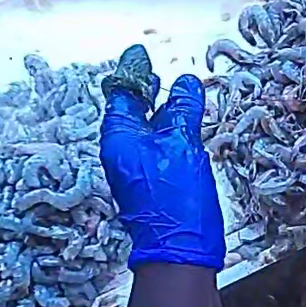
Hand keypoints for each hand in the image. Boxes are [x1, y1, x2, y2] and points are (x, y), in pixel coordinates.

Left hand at [100, 59, 225, 270]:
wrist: (180, 252)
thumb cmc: (174, 201)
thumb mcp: (181, 143)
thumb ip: (182, 109)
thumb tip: (185, 83)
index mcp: (119, 139)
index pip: (121, 95)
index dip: (132, 72)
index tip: (139, 54)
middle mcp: (124, 153)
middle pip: (130, 111)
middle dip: (142, 89)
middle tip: (152, 69)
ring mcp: (139, 169)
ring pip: (145, 129)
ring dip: (158, 109)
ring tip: (171, 91)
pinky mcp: (156, 182)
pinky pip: (157, 146)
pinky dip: (167, 130)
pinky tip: (182, 124)